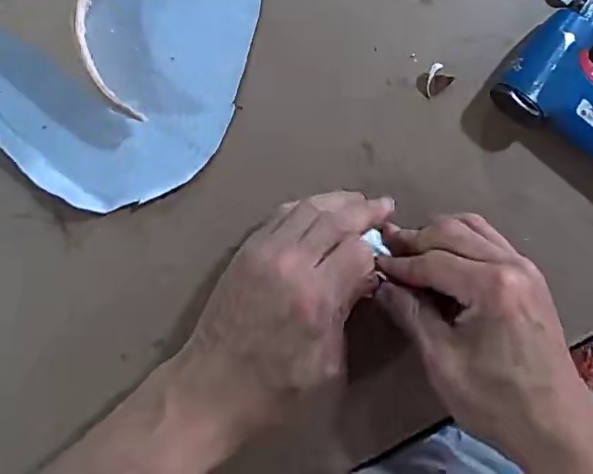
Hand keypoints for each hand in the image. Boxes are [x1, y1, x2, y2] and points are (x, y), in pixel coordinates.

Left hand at [178, 191, 395, 438]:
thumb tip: (366, 275)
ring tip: (358, 201)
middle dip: (365, 210)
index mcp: (314, 297)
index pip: (358, 250)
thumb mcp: (325, 364)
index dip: (373, 250)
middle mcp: (291, 263)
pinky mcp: (248, 247)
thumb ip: (347, 311)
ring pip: (311, 206)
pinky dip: (308, 205)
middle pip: (338, 218)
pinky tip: (321, 209)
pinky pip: (284, 211)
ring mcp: (266, 250)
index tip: (379, 256)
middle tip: (384, 206)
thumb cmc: (272, 389)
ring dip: (339, 200)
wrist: (207, 391)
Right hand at [374, 215, 592, 472]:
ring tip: (413, 247)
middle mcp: (510, 262)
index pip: (435, 260)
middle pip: (453, 231)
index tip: (375, 261)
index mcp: (492, 285)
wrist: (556, 423)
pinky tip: (446, 255)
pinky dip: (464, 239)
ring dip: (441, 232)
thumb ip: (413, 316)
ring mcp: (524, 264)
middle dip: (417, 238)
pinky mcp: (530, 272)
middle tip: (388, 244)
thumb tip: (384, 284)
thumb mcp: (444, 363)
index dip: (401, 262)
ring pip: (473, 227)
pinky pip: (490, 239)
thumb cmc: (497, 401)